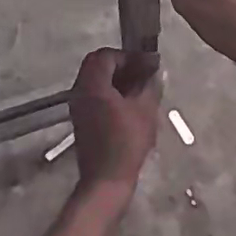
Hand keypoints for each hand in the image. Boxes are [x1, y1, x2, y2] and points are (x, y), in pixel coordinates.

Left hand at [69, 48, 160, 192]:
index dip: (129, 55)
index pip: (106, 56)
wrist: (106, 180)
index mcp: (93, 85)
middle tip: (143, 70)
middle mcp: (80, 90)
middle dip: (121, 63)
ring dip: (115, 76)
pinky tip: (129, 100)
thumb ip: (151, 85)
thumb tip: (157, 71)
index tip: (148, 62)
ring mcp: (78, 105)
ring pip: (94, 79)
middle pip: (96, 64)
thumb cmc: (126, 142)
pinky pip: (93, 93)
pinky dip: (109, 90)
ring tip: (139, 84)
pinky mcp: (81, 118)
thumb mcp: (145, 111)